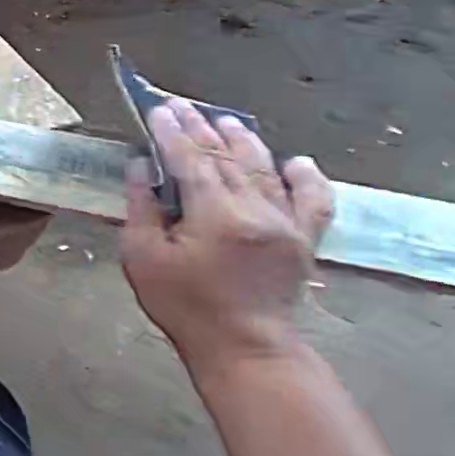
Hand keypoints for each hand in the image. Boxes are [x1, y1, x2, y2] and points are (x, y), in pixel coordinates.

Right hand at [120, 100, 334, 366]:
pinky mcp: (305, 240)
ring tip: (224, 119)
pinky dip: (306, 177)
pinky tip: (296, 161)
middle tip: (180, 105)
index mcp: (215, 215)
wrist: (245, 350)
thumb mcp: (142, 259)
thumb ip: (141, 208)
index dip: (171, 132)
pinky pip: (314, 201)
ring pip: (264, 169)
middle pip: (225, 157)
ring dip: (242, 141)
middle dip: (200, 128)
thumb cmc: (184, 306)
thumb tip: (141, 166)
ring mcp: (287, 224)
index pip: (190, 159)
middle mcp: (257, 210)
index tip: (157, 109)